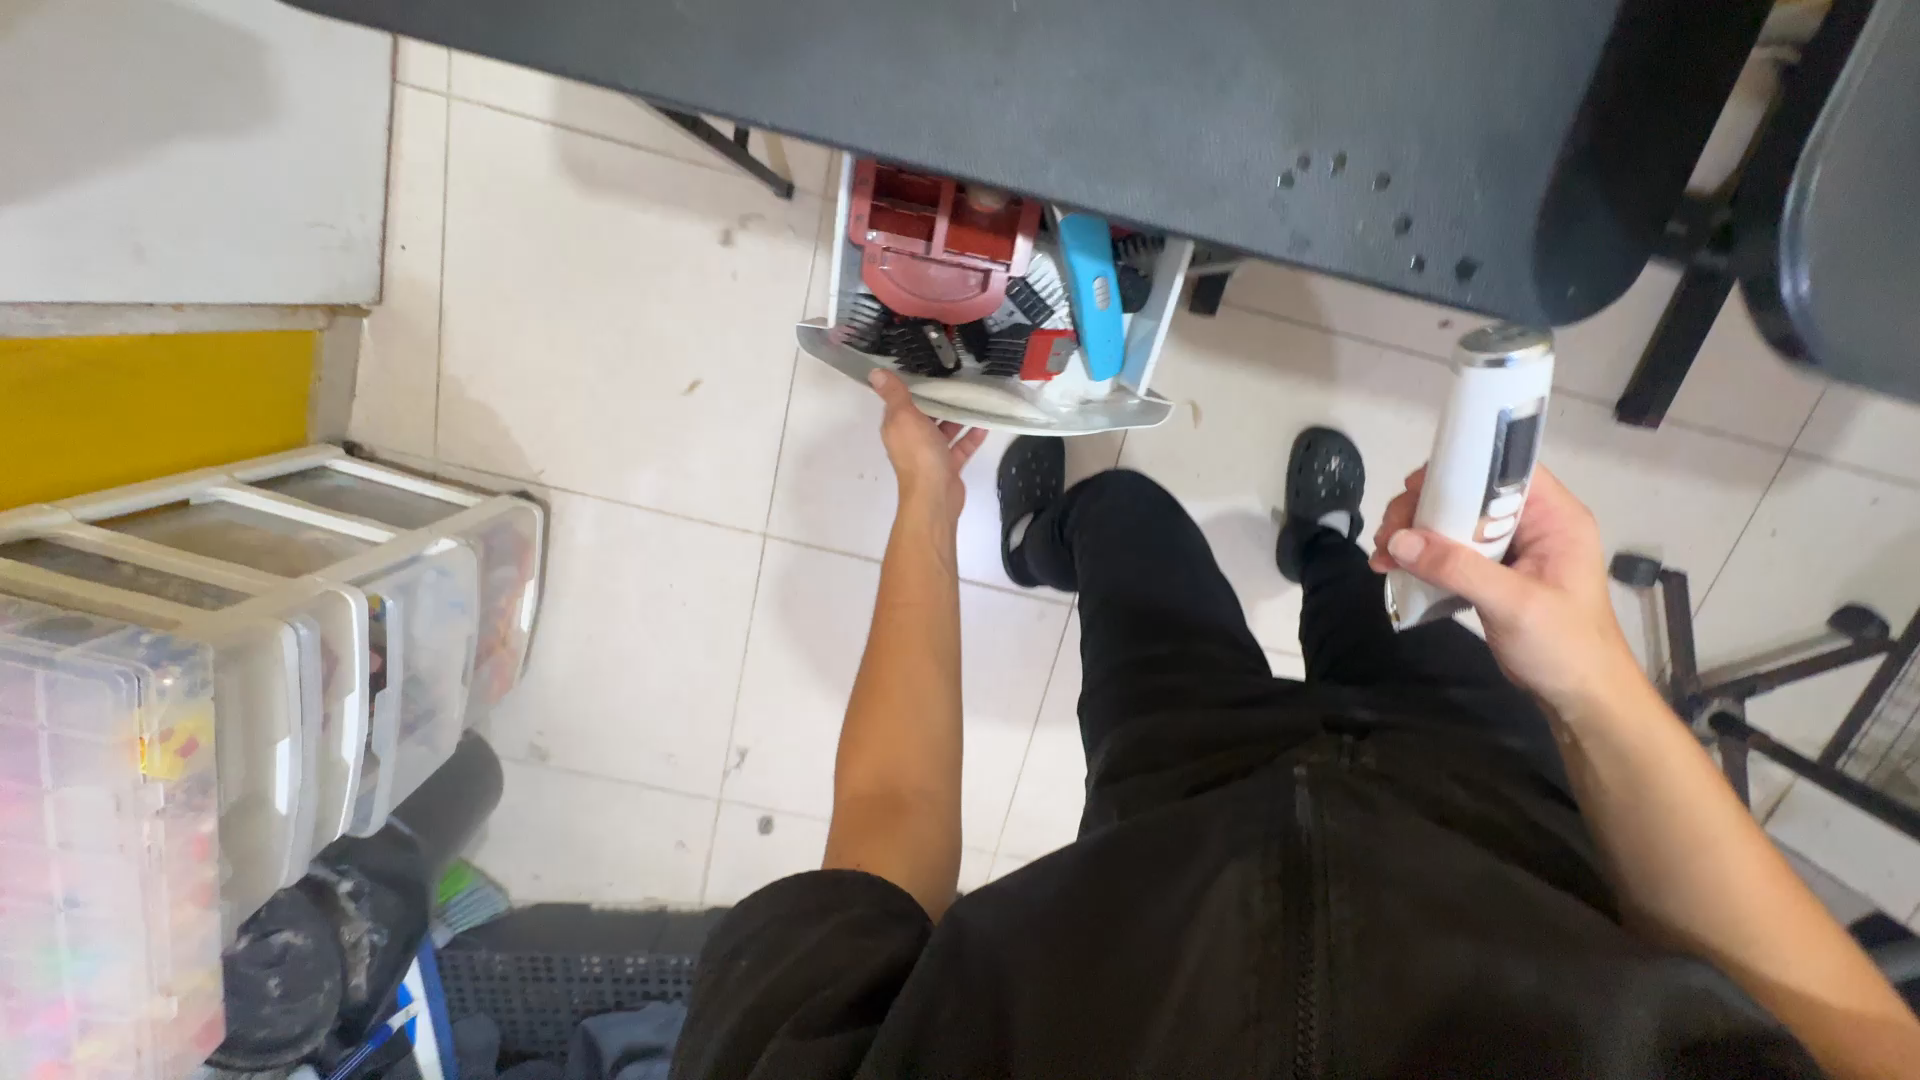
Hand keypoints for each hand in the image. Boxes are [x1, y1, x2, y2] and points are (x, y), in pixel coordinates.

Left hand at [869, 369, 987, 516]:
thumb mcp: (904, 417)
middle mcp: (912, 439)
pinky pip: (961, 447)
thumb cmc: (918, 454)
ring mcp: (931, 454)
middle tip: (959, 378)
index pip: (901, 401)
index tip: (928, 367)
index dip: (912, 386)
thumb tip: (874, 372)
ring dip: (958, 416)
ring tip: (976, 397)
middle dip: (940, 399)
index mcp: (898, 427)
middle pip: (926, 415)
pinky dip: (971, 436)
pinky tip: (986, 423)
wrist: (934, 497)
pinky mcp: (949, 465)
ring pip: (945, 430)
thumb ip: (894, 394)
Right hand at [1370, 465, 1643, 712]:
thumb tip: (1398, 540)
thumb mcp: (1514, 603)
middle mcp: (1531, 526)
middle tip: (1388, 536)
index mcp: (1554, 519)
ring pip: (1451, 524)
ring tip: (1383, 557)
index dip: (1459, 469)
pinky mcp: (1490, 574)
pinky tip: (1393, 570)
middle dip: (1421, 510)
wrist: (1579, 697)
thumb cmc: (1565, 646)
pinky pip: (1447, 552)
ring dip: (1413, 536)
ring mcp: (1509, 551)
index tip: (1413, 489)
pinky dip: (1418, 558)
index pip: (1506, 470)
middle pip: (1467, 495)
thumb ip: (1458, 568)